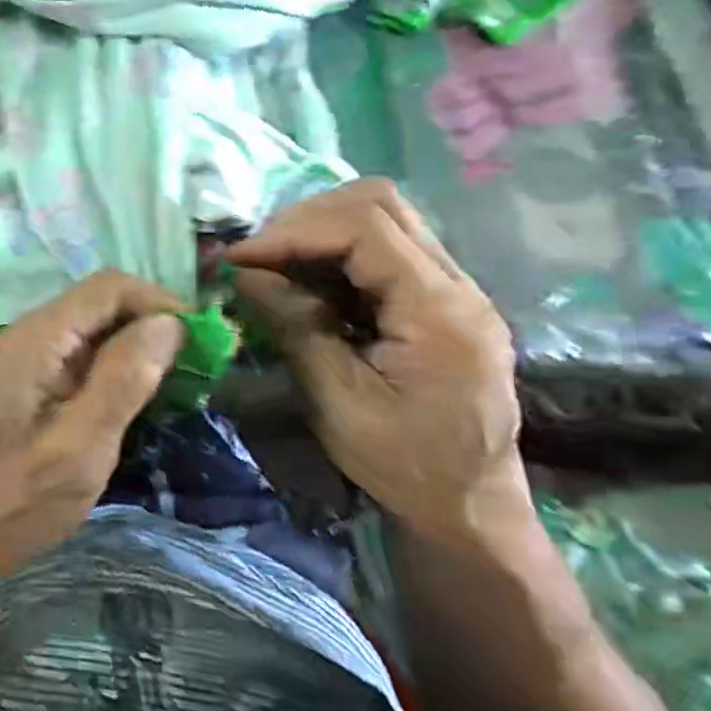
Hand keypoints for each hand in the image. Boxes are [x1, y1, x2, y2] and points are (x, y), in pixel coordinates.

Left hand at [0, 270, 185, 624]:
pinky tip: (152, 392)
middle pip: (106, 300)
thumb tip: (170, 323)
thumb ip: (123, 378)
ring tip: (188, 379)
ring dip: (146, 343)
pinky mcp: (43, 376)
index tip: (208, 343)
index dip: (162, 304)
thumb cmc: (28, 494)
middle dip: (158, 322)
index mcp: (38, 337)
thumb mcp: (84, 442)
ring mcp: (36, 354)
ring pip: (103, 324)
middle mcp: (35, 332)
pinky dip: (127, 362)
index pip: (109, 287)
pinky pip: (92, 351)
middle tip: (205, 365)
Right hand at [226, 179, 532, 546]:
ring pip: (383, 217)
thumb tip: (246, 273)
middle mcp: (457, 287)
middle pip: (380, 203)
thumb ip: (296, 327)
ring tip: (273, 264)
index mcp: (441, 314)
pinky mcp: (439, 301)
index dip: (293, 233)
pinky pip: (383, 247)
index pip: (365, 230)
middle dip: (305, 219)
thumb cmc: (403, 462)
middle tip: (257, 256)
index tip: (239, 258)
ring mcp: (453, 291)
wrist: (470, 506)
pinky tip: (303, 281)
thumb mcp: (336, 400)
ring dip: (318, 230)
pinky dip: (333, 251)